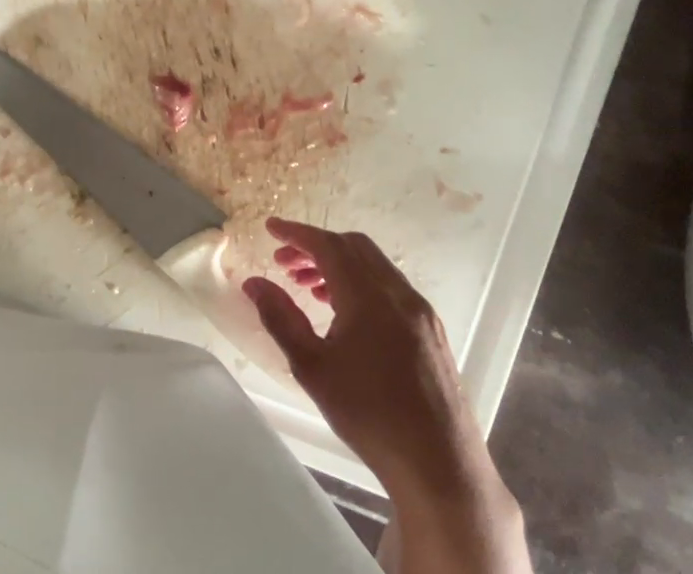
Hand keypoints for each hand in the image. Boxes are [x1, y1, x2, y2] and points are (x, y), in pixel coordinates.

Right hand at [240, 218, 502, 504]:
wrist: (439, 464)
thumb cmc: (367, 413)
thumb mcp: (310, 366)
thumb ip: (280, 317)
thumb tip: (254, 283)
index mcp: (370, 298)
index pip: (330, 247)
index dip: (297, 233)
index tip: (270, 228)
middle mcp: (402, 297)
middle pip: (357, 248)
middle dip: (317, 246)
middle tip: (283, 261)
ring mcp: (422, 315)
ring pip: (376, 268)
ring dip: (339, 265)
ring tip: (306, 286)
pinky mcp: (432, 334)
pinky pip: (391, 289)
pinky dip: (360, 284)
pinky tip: (342, 313)